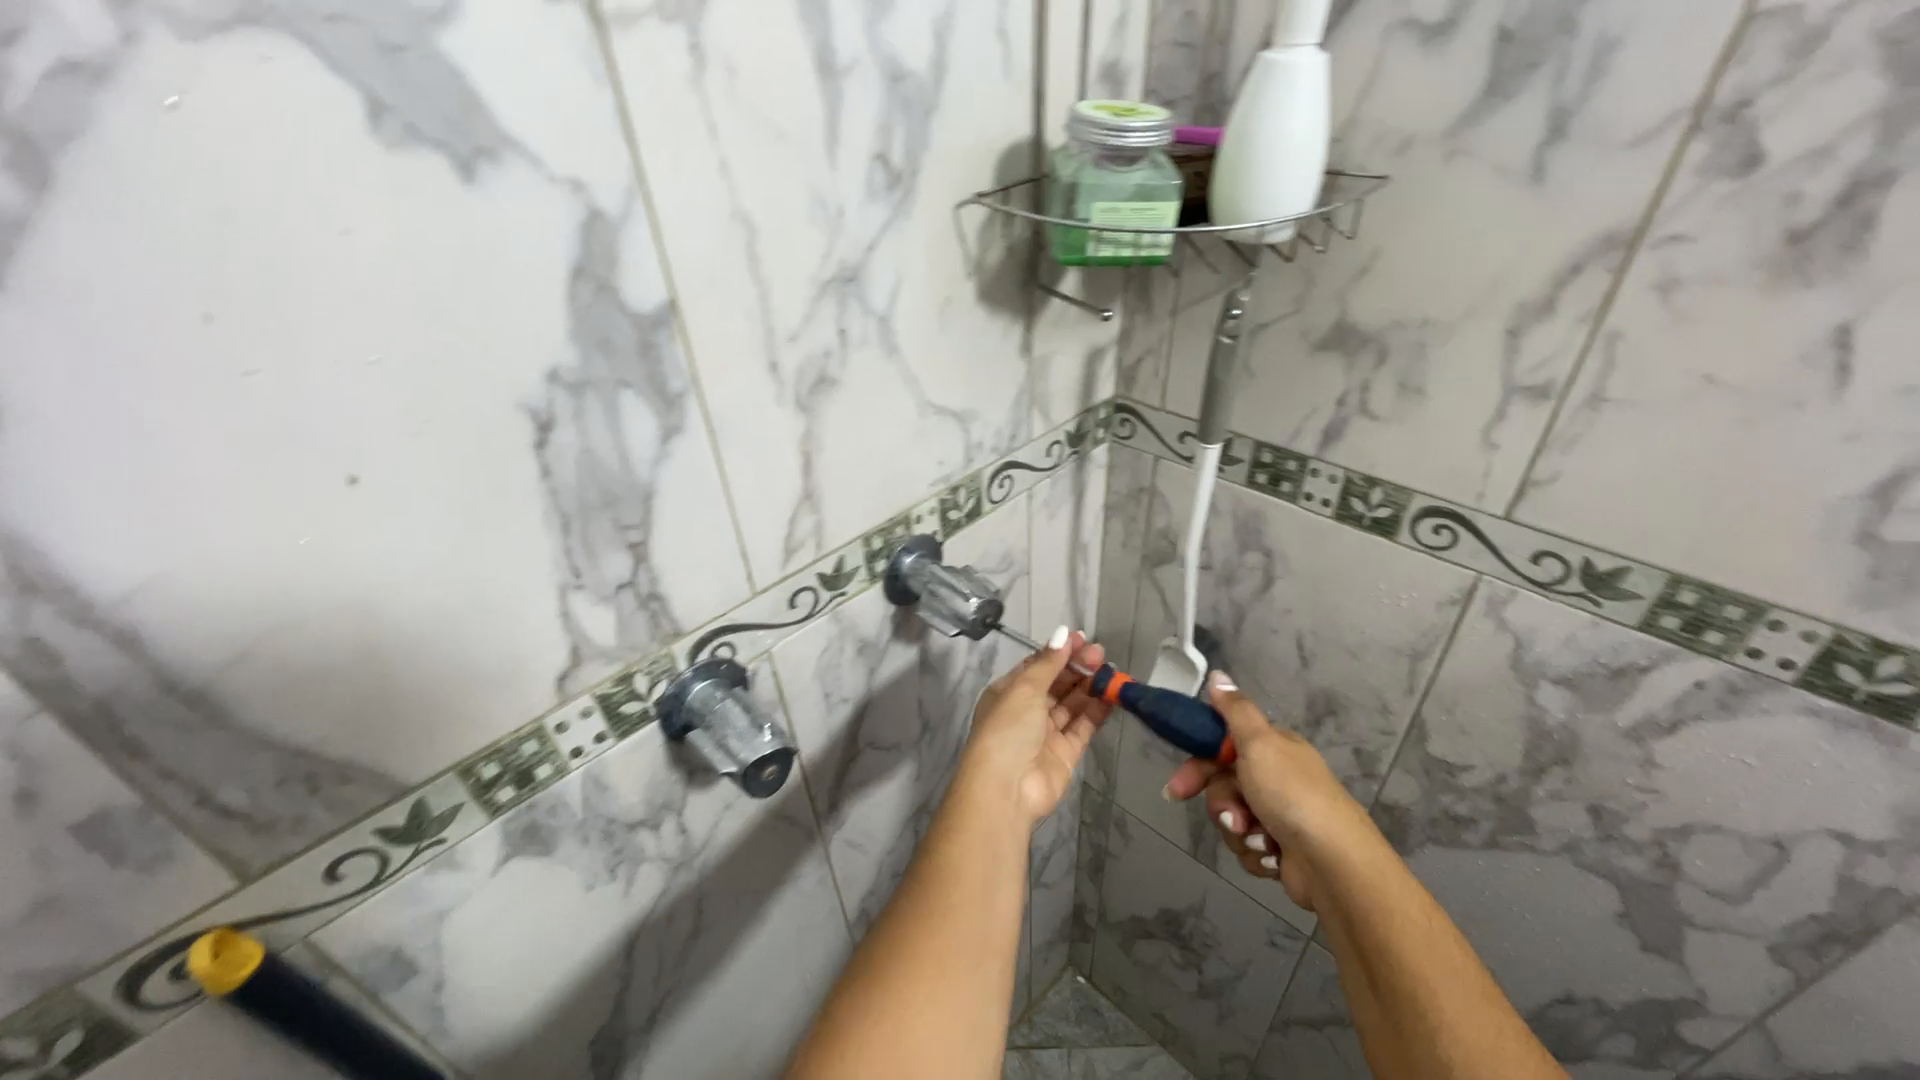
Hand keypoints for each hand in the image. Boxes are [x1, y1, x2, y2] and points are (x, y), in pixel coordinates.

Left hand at [965, 627, 1112, 824]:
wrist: (1007, 788)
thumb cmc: (1008, 729)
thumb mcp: (1024, 688)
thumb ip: (1048, 663)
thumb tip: (1063, 633)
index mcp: (1007, 693)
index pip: (1035, 667)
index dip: (1057, 653)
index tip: (1080, 639)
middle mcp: (1025, 712)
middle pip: (1055, 684)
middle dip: (1076, 667)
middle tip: (1100, 653)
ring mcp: (1046, 734)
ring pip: (1071, 704)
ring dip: (1089, 686)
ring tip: (1110, 670)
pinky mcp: (1065, 753)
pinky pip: (1083, 726)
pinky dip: (1097, 710)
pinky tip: (1112, 694)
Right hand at [1165, 672, 1374, 909]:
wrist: (1332, 861)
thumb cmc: (1292, 795)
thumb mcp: (1260, 743)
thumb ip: (1234, 710)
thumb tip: (1217, 674)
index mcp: (1271, 749)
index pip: (1219, 750)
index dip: (1196, 769)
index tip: (1178, 789)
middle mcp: (1274, 778)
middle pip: (1222, 788)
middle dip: (1223, 807)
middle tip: (1234, 818)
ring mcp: (1278, 815)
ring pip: (1231, 820)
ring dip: (1240, 832)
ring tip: (1261, 839)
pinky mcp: (1279, 848)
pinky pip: (1246, 847)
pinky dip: (1255, 854)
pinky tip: (1273, 857)